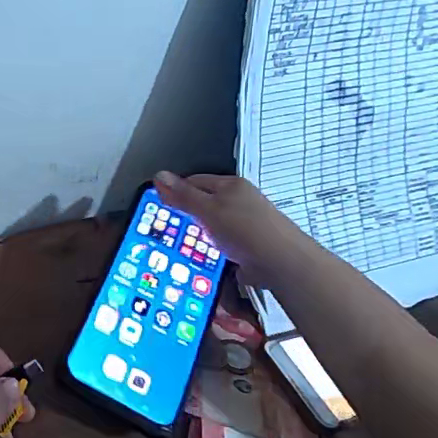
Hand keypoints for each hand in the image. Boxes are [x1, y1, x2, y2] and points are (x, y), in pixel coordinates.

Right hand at [155, 171, 314, 288]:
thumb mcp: (209, 210)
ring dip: (197, 238)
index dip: (175, 193)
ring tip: (181, 248)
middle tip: (166, 231)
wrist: (280, 262)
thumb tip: (159, 175)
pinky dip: (209, 252)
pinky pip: (218, 246)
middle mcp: (237, 202)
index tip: (158, 207)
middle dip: (185, 218)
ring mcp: (242, 224)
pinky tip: (200, 260)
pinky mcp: (244, 245)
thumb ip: (183, 196)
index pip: (194, 182)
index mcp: (230, 186)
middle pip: (202, 205)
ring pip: (209, 228)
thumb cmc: (246, 230)